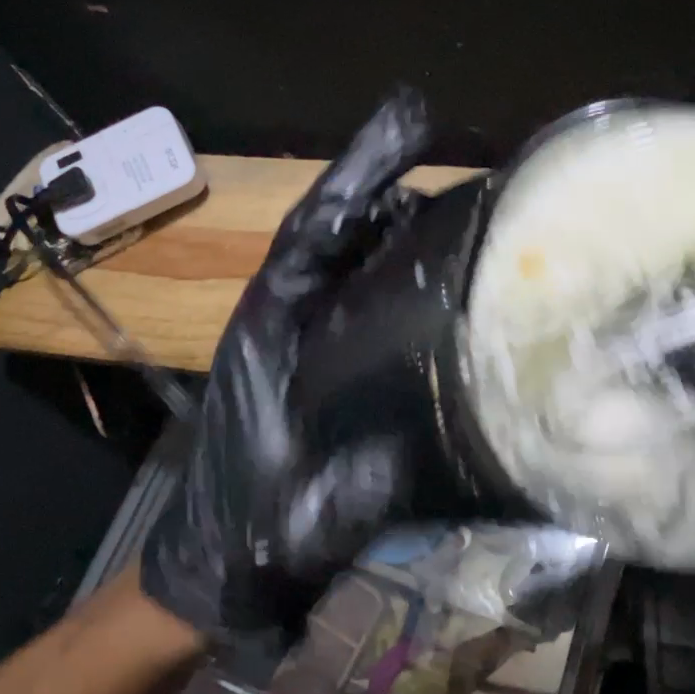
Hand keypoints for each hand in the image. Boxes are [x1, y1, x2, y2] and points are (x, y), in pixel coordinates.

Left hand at [140, 89, 449, 647]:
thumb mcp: (289, 533)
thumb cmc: (244, 544)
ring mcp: (310, 336)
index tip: (411, 118)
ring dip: (409, 220)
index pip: (314, 232)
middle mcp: (288, 317)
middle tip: (468, 150)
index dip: (360, 172)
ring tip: (476, 197)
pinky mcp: (331, 359)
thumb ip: (335, 504)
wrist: (218, 575)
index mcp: (267, 332)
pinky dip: (411, 267)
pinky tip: (458, 269)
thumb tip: (394, 457)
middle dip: (396, 182)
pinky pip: (375, 294)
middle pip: (344, 229)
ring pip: (361, 256)